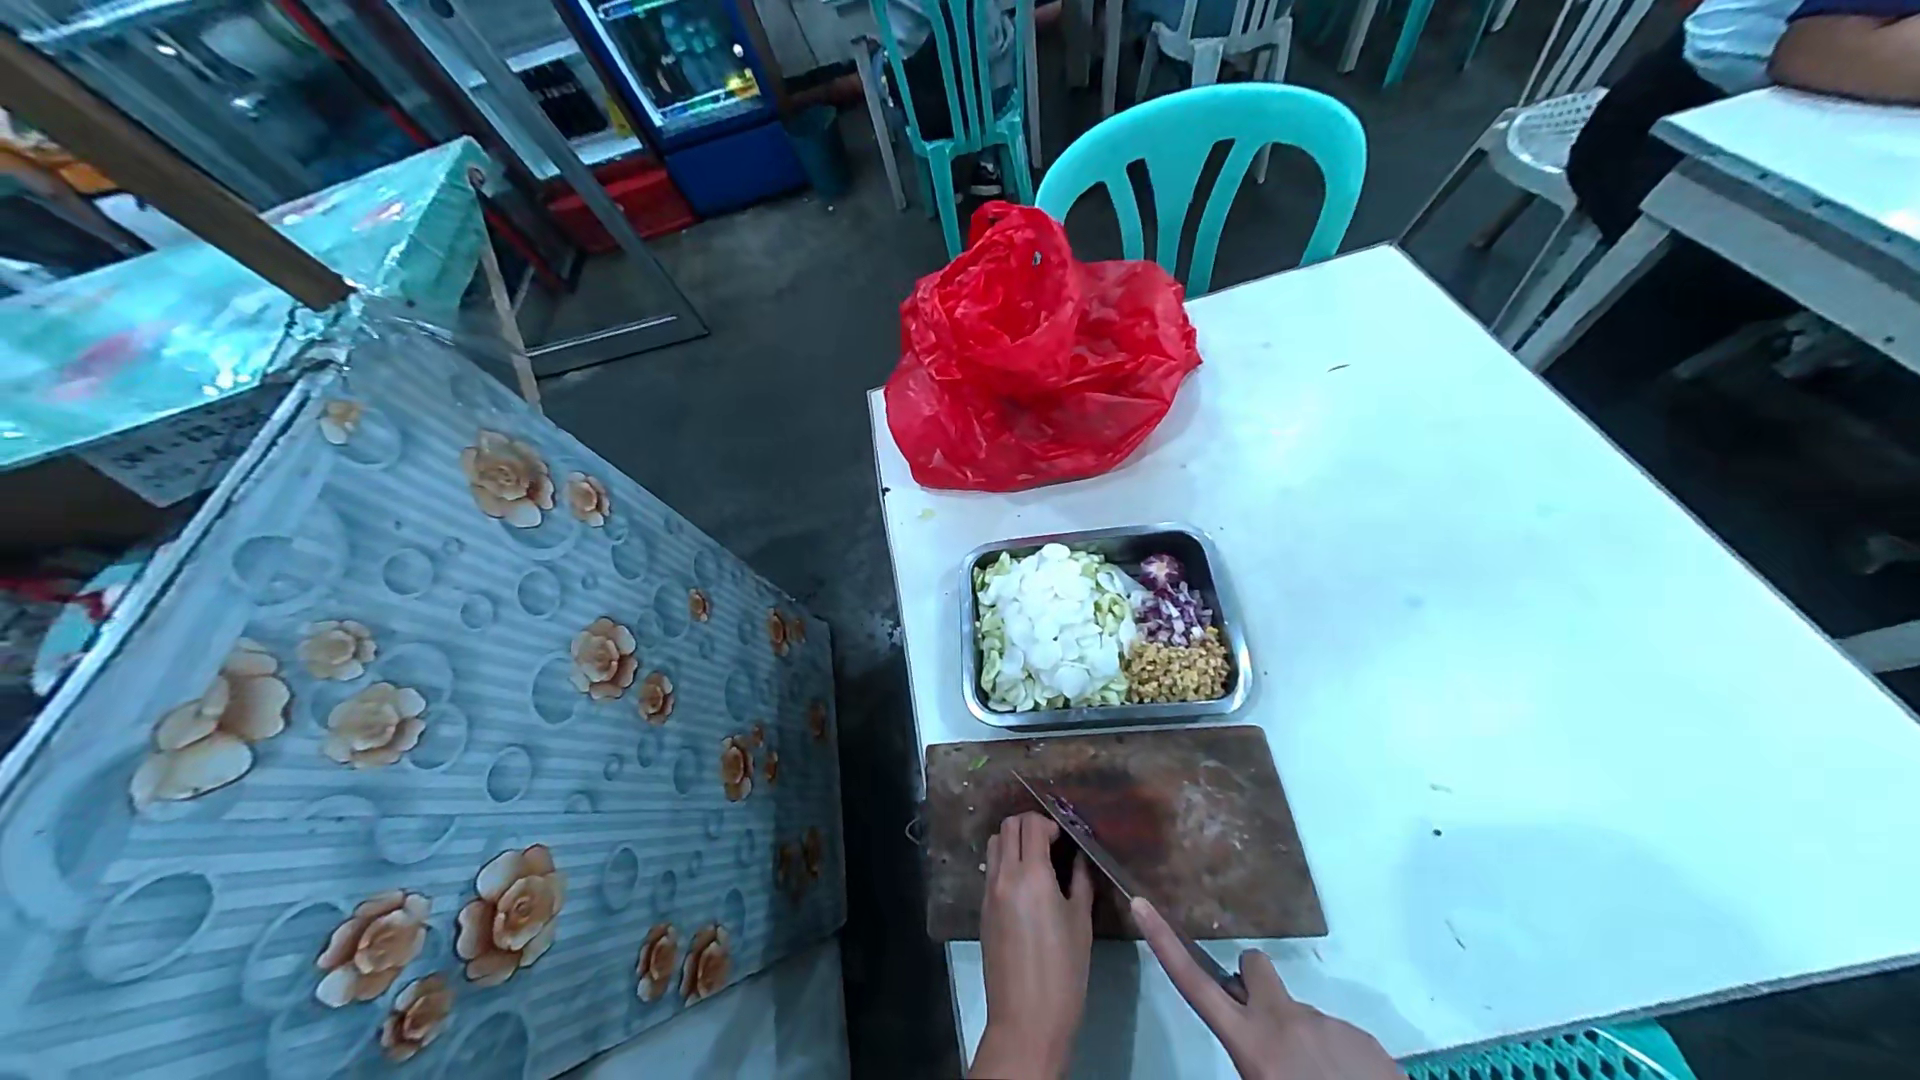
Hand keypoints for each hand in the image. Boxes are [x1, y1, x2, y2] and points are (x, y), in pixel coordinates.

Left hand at [969, 812, 1093, 1079]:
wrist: (1026, 1019)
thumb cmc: (1064, 971)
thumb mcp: (1081, 922)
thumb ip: (1080, 881)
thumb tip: (1080, 856)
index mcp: (1031, 875)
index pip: (1031, 825)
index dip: (1049, 823)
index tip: (1065, 837)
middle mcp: (1004, 876)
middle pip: (1008, 826)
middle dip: (1030, 825)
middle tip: (1052, 842)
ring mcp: (989, 892)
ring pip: (995, 845)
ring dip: (1014, 841)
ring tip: (1038, 860)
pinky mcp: (982, 909)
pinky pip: (991, 869)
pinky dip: (1006, 863)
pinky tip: (1026, 885)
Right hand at [1132, 897, 1399, 1079]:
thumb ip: (1251, 1061)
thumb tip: (1257, 1052)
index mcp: (1251, 1043)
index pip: (1194, 984)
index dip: (1164, 942)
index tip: (1140, 903)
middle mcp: (1283, 1020)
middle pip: (1254, 965)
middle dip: (1254, 983)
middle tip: (1268, 1028)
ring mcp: (1326, 1023)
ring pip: (1302, 1013)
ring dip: (1305, 1038)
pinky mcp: (1364, 1037)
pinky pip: (1341, 1037)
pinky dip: (1341, 1058)